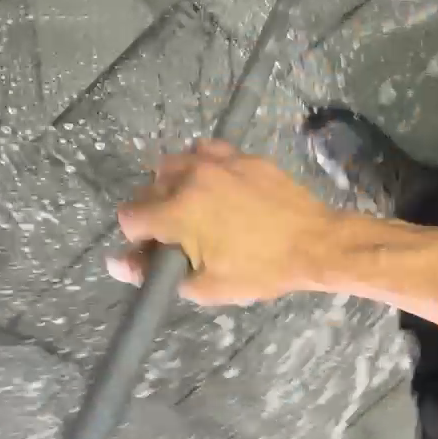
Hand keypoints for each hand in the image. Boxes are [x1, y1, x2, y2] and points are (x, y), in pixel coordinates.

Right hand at [107, 140, 342, 305]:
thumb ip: (158, 275)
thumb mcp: (208, 286)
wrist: (317, 244)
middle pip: (150, 186)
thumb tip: (120, 265)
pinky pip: (210, 151)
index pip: (130, 216)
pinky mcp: (247, 158)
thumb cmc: (263, 270)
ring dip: (176, 182)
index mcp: (178, 211)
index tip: (157, 248)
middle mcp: (193, 178)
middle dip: (156, 210)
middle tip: (180, 232)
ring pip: (177, 162)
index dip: (138, 237)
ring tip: (196, 206)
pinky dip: (205, 164)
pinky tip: (218, 185)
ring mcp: (222, 163)